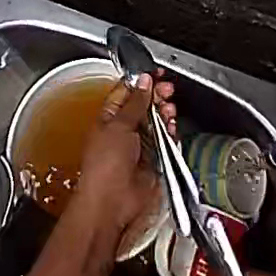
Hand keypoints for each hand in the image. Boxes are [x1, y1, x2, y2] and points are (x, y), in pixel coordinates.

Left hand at [68, 71, 176, 243]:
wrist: (112, 203)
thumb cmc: (104, 165)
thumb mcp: (118, 125)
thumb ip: (135, 102)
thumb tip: (144, 81)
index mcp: (110, 116)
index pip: (128, 90)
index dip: (141, 80)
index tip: (155, 72)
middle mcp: (125, 128)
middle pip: (145, 104)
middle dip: (157, 95)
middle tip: (166, 89)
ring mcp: (140, 143)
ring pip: (157, 120)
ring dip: (164, 112)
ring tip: (168, 109)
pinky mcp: (155, 158)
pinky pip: (166, 139)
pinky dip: (171, 130)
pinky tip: (171, 125)